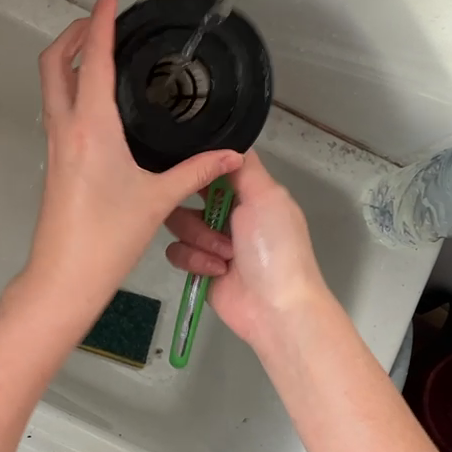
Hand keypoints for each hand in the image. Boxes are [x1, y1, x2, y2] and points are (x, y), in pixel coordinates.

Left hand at [26, 0, 243, 310]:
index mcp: (90, 126)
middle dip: (72, 32)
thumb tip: (231, 156)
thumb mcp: (158, 200)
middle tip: (99, 19)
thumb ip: (196, 172)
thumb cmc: (106, 238)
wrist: (63, 276)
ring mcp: (53, 146)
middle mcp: (65, 128)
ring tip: (97, 50)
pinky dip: (69, 89)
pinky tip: (96, 100)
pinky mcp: (53, 163)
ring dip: (67, 60)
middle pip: (53, 63)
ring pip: (50, 87)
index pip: (90, 57)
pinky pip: (57, 111)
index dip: (99, 19)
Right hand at [163, 151, 336, 351]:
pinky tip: (216, 271)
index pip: (214, 164)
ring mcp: (211, 239)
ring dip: (199, 238)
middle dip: (194, 208)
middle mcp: (228, 211)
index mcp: (249, 191)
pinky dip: (194, 260)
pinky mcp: (198, 265)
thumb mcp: (266, 197)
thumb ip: (243, 166)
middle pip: (187, 192)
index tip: (186, 166)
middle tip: (210, 219)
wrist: (275, 307)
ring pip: (178, 222)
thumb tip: (226, 143)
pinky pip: (176, 251)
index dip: (197, 163)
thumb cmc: (275, 248)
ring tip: (223, 255)